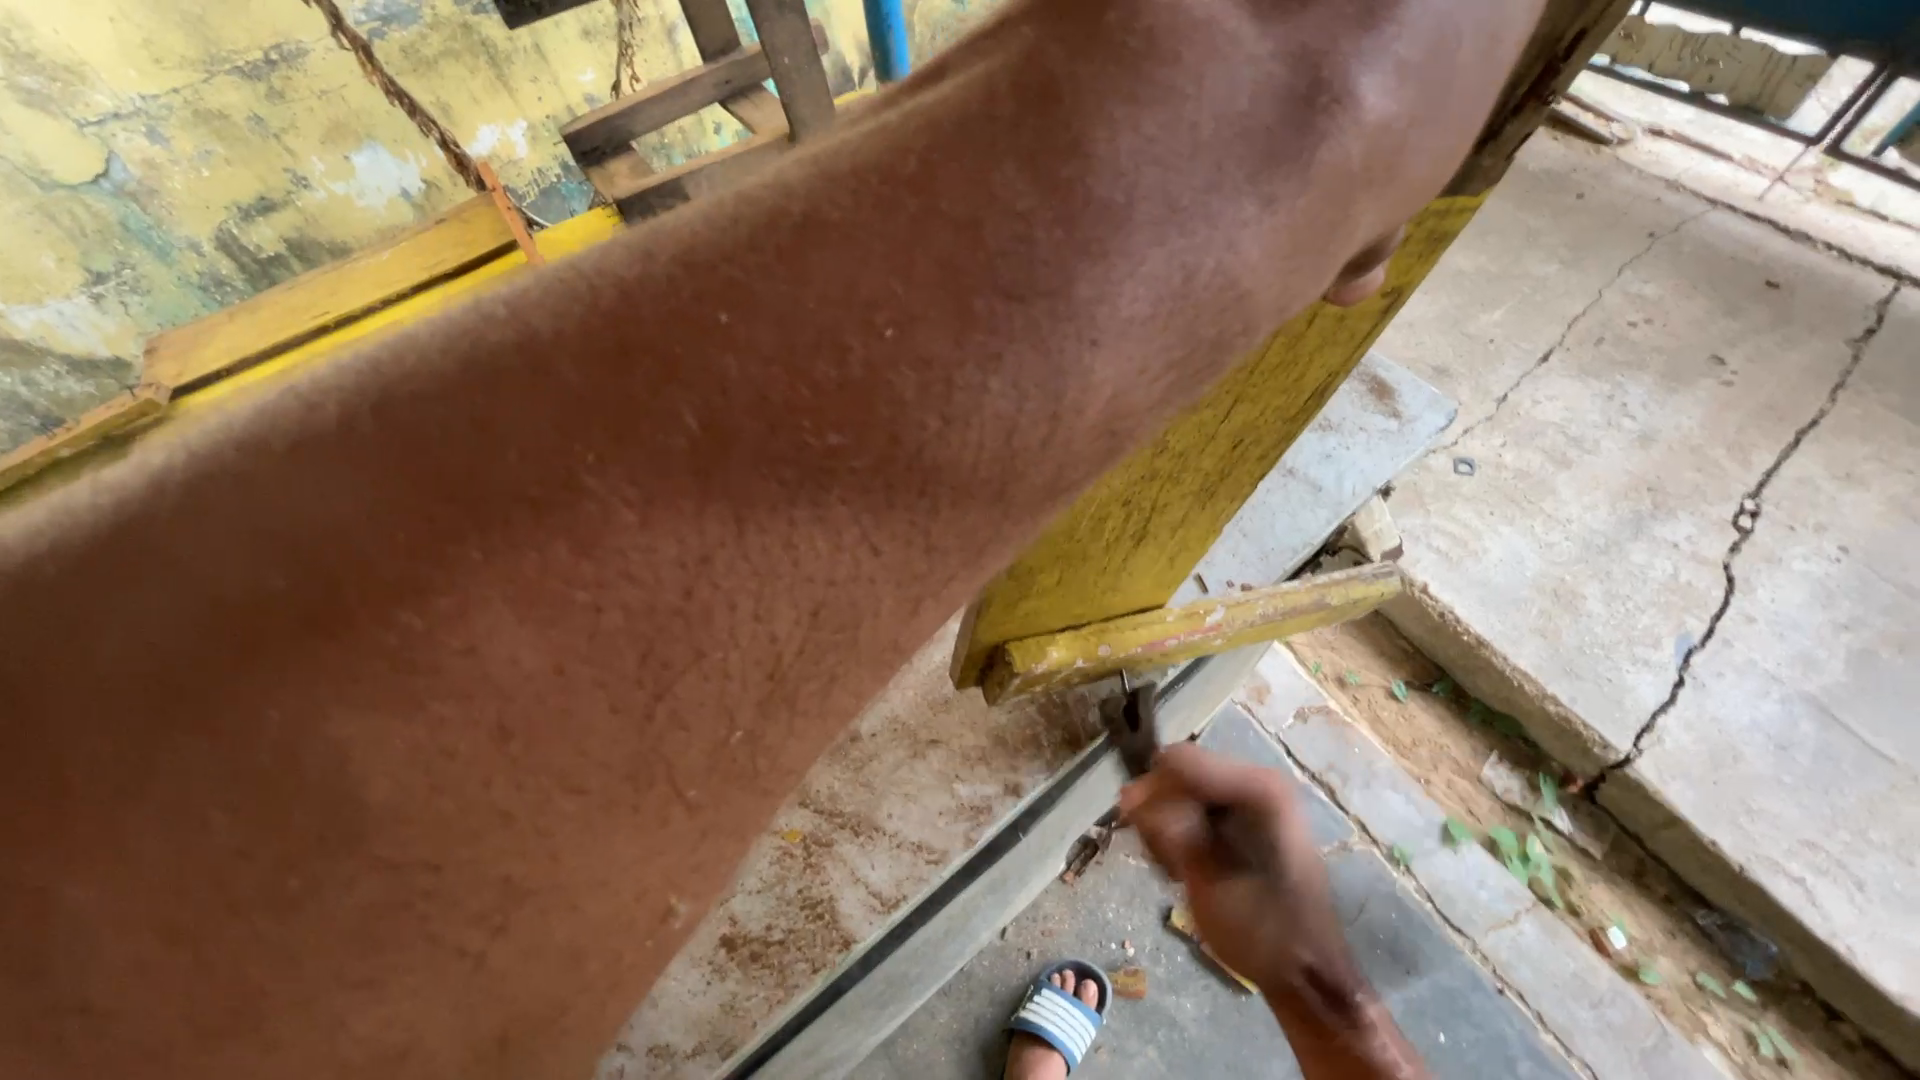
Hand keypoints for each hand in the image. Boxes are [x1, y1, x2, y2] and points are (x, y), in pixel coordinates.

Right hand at [1118, 743, 1357, 1002]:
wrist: (1302, 970)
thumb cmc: (1265, 930)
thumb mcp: (1214, 881)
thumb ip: (1175, 830)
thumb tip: (1128, 793)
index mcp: (1259, 788)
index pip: (1180, 762)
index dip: (1154, 797)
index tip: (1150, 840)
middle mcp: (1253, 781)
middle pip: (1173, 773)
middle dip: (1158, 815)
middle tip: (1167, 864)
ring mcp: (1244, 799)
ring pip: (1172, 791)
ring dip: (1163, 829)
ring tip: (1178, 870)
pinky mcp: (1234, 817)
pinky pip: (1183, 808)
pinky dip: (1172, 835)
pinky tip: (1184, 867)